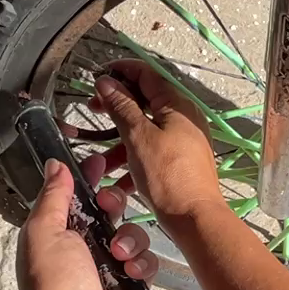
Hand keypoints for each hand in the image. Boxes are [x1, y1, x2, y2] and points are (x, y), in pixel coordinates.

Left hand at [17, 156, 155, 289]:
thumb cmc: (57, 287)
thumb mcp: (45, 234)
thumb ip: (52, 197)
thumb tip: (54, 165)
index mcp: (53, 235)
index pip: (73, 197)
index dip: (87, 177)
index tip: (102, 161)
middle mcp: (78, 251)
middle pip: (106, 212)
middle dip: (113, 205)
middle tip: (111, 207)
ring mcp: (105, 271)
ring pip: (130, 235)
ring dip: (130, 239)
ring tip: (120, 256)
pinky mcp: (129, 289)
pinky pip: (144, 263)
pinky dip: (142, 265)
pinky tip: (134, 275)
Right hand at [90, 60, 224, 220]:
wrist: (194, 218)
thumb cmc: (168, 176)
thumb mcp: (138, 137)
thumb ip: (121, 107)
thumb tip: (107, 82)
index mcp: (177, 105)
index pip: (147, 73)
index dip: (121, 71)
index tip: (98, 76)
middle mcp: (183, 118)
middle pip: (145, 101)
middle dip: (117, 106)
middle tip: (94, 108)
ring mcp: (183, 140)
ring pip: (145, 130)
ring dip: (120, 140)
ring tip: (101, 158)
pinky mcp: (180, 161)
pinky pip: (152, 151)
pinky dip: (133, 159)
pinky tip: (117, 180)